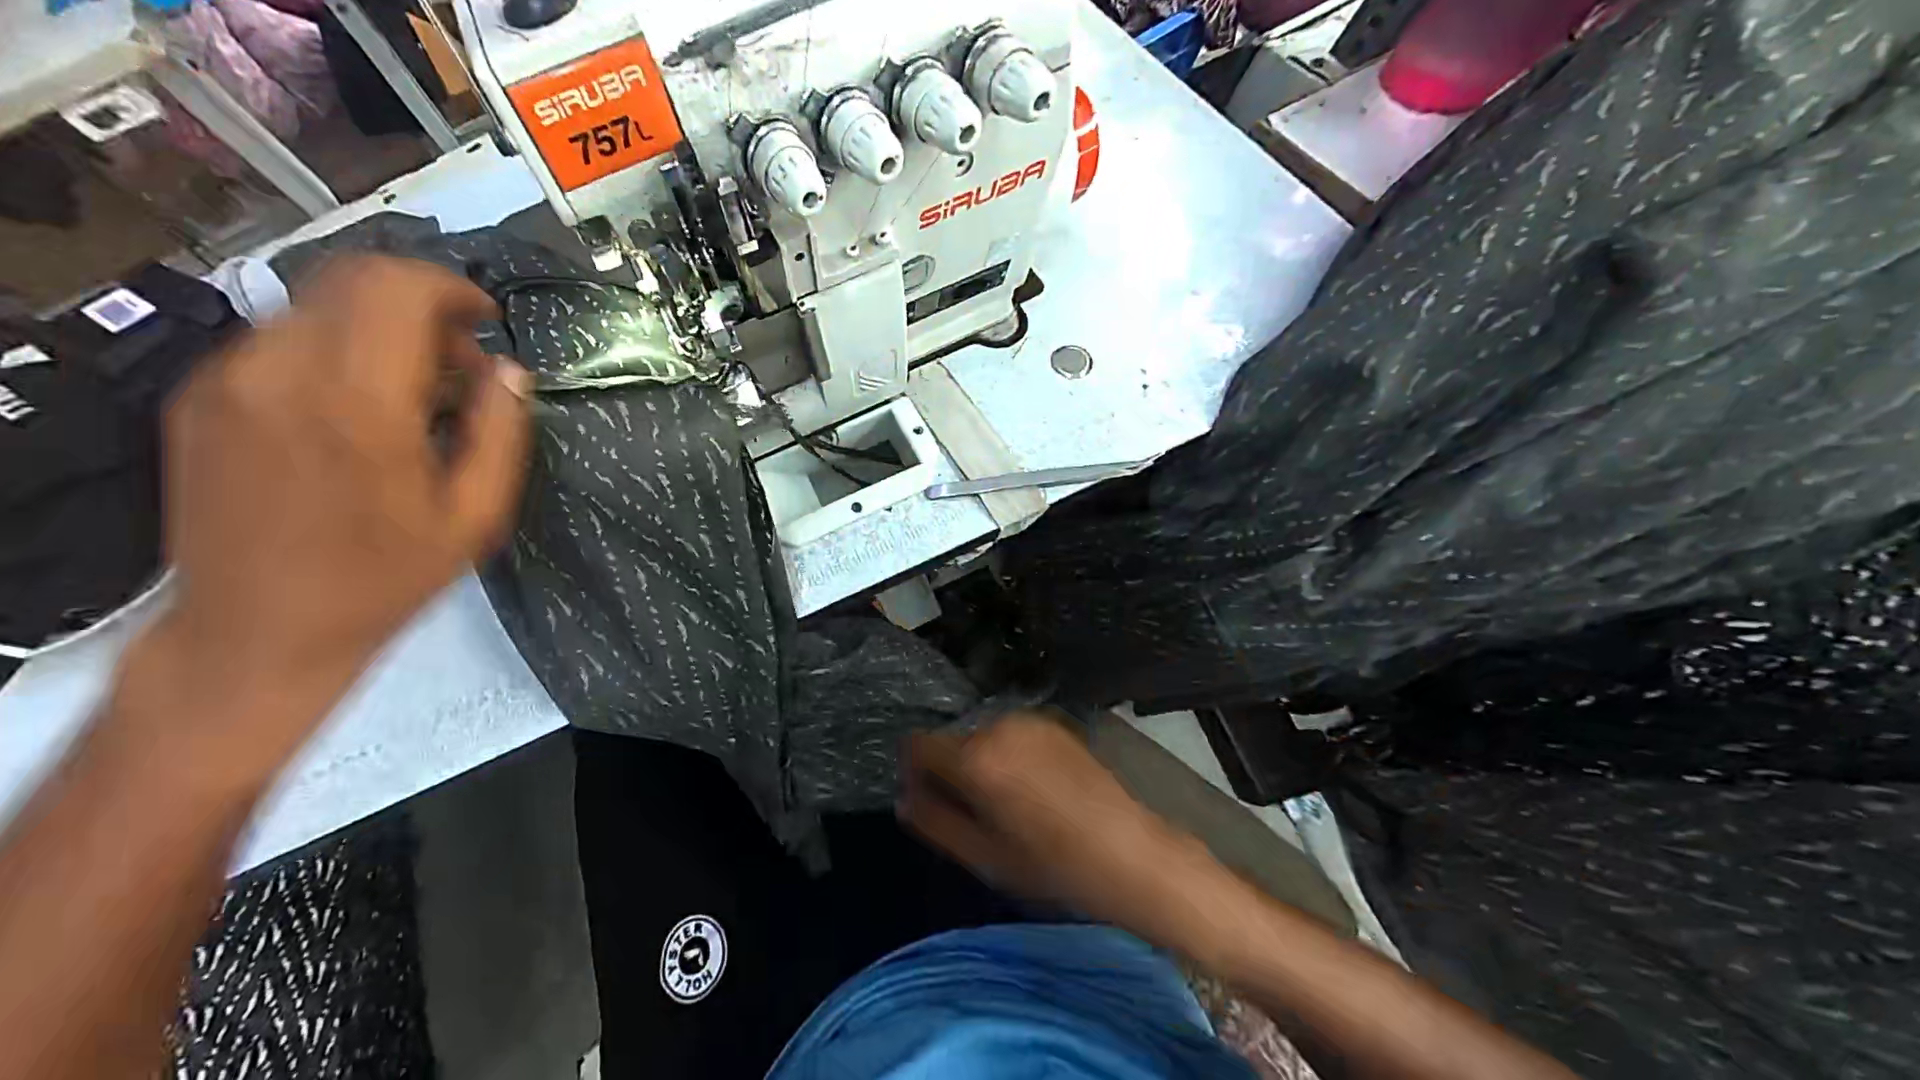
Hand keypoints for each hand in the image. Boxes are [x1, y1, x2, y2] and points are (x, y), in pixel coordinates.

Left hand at [144, 255, 529, 759]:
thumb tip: (509, 370)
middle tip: (457, 361)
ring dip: (376, 329)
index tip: (484, 321)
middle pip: (350, 280)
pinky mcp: (200, 397)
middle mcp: (280, 372)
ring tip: (412, 392)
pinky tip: (357, 409)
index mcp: (358, 403)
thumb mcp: (474, 515)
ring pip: (314, 306)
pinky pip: (278, 341)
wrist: (258, 629)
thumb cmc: (386, 578)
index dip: (450, 288)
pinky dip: (333, 352)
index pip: (395, 289)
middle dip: (418, 303)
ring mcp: (227, 380)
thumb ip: (500, 433)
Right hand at [899, 710, 1227, 935]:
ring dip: (983, 761)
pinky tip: (1035, 789)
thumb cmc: (1053, 865)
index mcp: (975, 757)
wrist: (1130, 851)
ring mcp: (1031, 720)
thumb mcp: (984, 856)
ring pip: (983, 736)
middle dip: (952, 770)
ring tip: (1010, 804)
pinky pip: (1013, 734)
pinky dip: (1010, 754)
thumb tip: (905, 798)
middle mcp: (998, 726)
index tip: (926, 798)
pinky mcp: (1056, 723)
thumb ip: (935, 821)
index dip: (914, 771)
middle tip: (975, 813)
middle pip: (952, 741)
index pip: (917, 745)